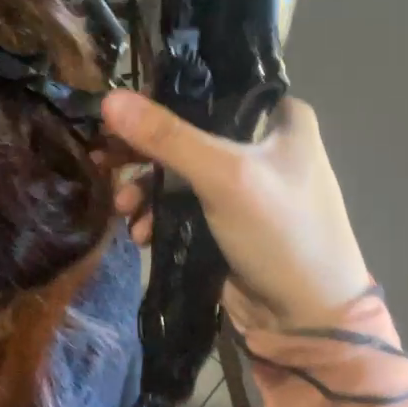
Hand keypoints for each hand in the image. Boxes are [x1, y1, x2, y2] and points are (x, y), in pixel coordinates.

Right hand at [102, 92, 371, 329]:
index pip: (207, 90)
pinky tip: (141, 234)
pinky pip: (175, 205)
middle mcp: (259, 143)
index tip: (114, 114)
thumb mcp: (224, 177)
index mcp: (278, 117)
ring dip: (142, 191)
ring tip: (124, 210)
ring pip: (173, 173)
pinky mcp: (220, 218)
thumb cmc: (281, 234)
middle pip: (182, 133)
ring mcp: (239, 184)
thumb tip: (108, 98)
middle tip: (103, 162)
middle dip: (140, 155)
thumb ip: (167, 138)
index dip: (158, 99)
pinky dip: (154, 216)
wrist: (304, 317)